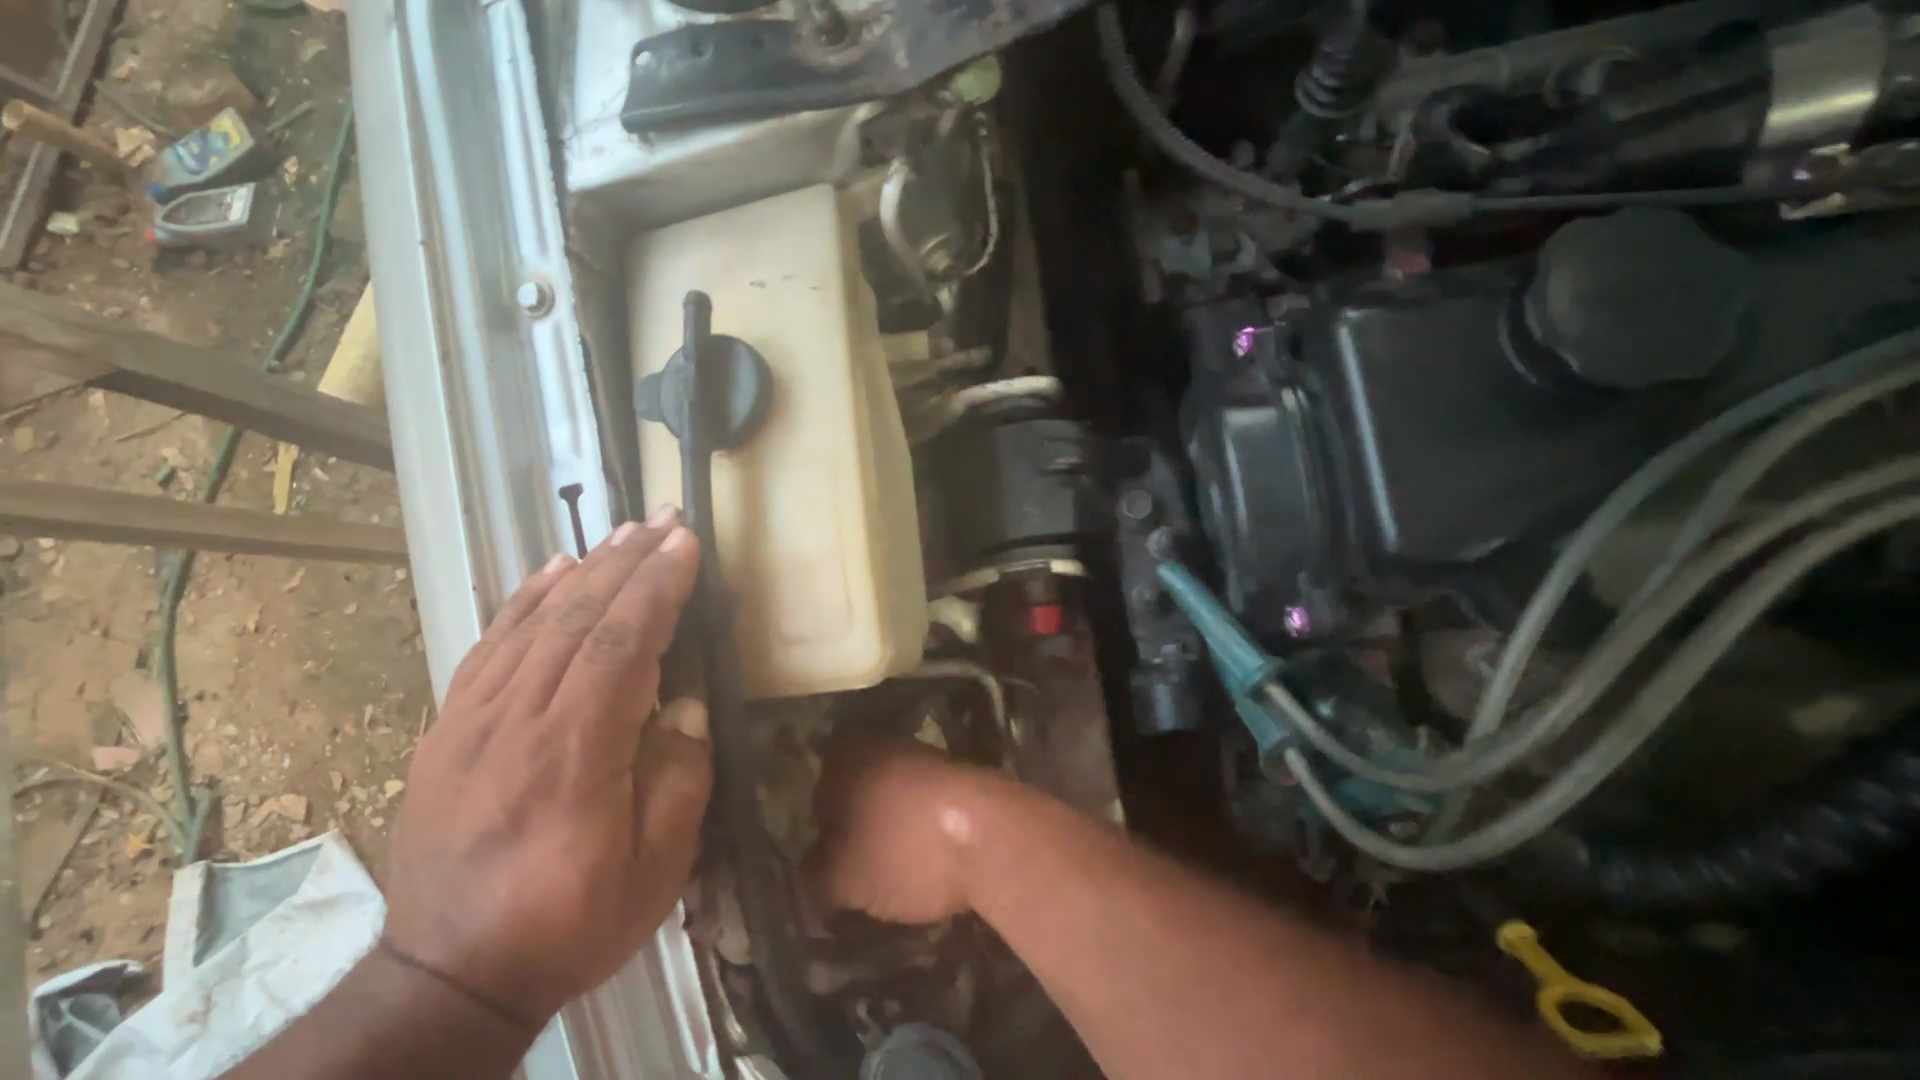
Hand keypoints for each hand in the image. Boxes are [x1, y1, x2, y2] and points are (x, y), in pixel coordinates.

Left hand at [382, 511, 709, 1027]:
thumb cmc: (572, 923)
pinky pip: (486, 648)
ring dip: (582, 570)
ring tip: (621, 533)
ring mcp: (471, 723)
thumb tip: (683, 704)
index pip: (620, 644)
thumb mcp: (657, 869)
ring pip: (530, 623)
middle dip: (626, 562)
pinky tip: (551, 571)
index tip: (686, 544)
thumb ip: (679, 778)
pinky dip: (523, 601)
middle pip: (574, 619)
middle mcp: (516, 722)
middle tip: (664, 520)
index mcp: (574, 754)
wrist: (452, 973)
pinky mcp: (445, 731)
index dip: (657, 587)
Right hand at [809, 740, 1007, 924]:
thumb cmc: (902, 850)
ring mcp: (932, 759)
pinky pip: (932, 808)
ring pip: (899, 797)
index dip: (818, 823)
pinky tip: (932, 865)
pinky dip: (929, 832)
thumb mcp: (842, 878)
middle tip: (855, 868)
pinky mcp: (968, 781)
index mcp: (846, 755)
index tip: (823, 858)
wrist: (995, 838)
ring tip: (894, 876)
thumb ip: (815, 875)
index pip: (816, 784)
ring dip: (896, 828)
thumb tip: (812, 875)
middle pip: (861, 788)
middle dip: (858, 825)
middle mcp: (886, 744)